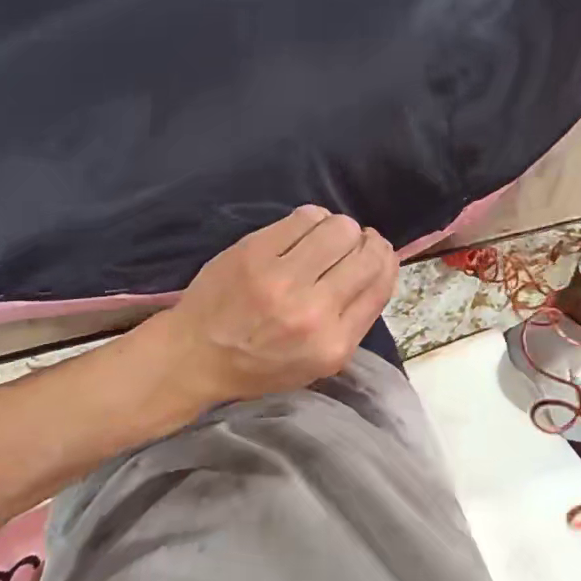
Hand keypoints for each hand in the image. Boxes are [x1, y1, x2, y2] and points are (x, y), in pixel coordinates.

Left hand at [155, 205, 398, 404]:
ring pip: (340, 228)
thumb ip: (353, 320)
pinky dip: (313, 219)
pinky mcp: (255, 252)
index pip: (381, 283)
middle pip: (367, 253)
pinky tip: (302, 231)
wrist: (195, 355)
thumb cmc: (259, 364)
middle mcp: (313, 312)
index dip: (385, 259)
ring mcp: (281, 280)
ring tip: (323, 239)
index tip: (375, 252)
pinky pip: (306, 216)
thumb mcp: (317, 363)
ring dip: (339, 229)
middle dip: (366, 242)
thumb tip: (377, 265)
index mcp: (333, 345)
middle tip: (353, 243)